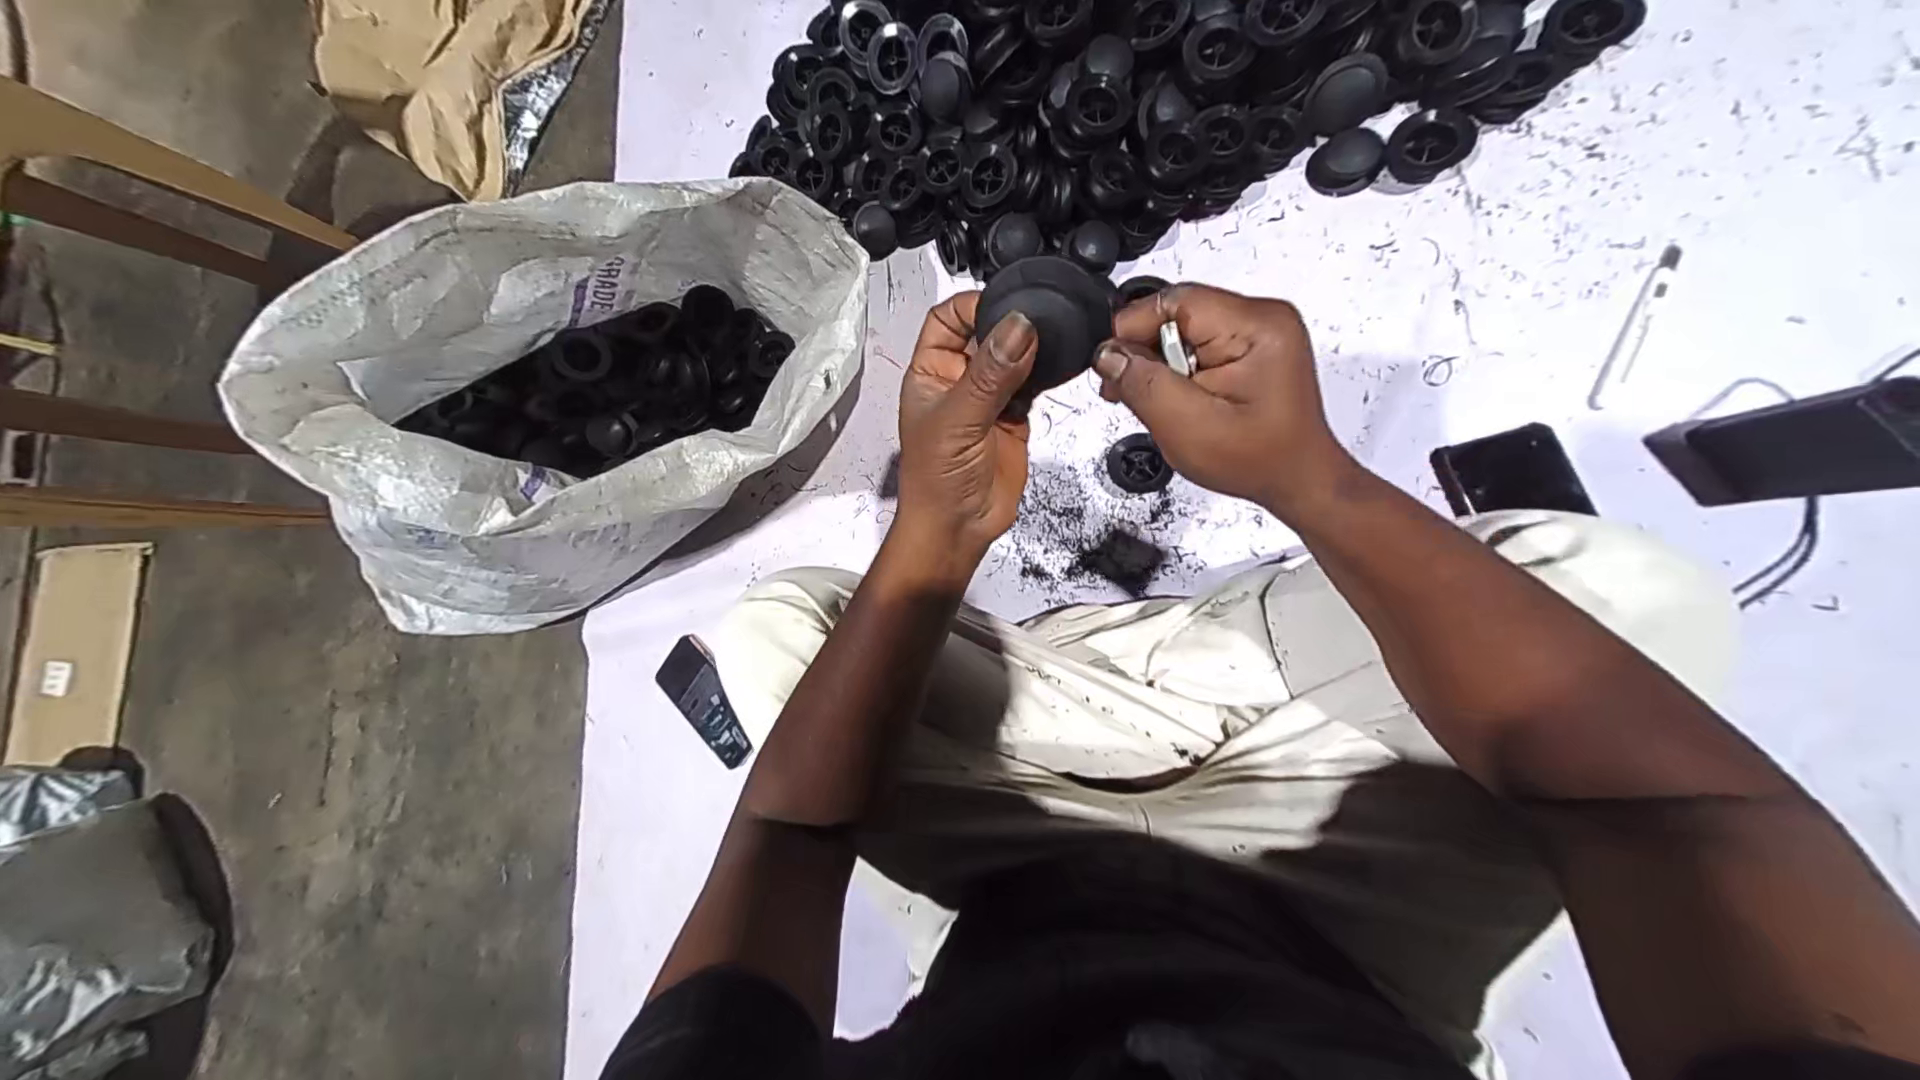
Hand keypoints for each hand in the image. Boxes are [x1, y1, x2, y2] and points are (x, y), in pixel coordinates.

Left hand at [894, 292, 1037, 574]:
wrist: (959, 527)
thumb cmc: (935, 483)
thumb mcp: (959, 421)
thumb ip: (990, 375)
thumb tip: (1016, 329)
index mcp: (930, 372)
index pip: (947, 318)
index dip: (972, 305)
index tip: (1004, 305)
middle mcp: (958, 381)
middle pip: (985, 332)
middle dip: (1008, 325)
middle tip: (1034, 326)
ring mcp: (987, 398)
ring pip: (1013, 356)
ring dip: (1030, 350)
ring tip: (1045, 348)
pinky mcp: (1013, 417)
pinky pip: (1032, 383)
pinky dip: (1044, 375)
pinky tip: (1053, 370)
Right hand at [1094, 284, 1355, 514]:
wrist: (1295, 481)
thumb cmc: (1260, 459)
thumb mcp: (1185, 426)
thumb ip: (1141, 384)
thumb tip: (1107, 355)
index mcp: (1255, 327)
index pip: (1172, 301)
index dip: (1131, 331)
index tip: (1113, 366)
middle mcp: (1261, 319)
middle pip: (1174, 314)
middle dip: (1145, 354)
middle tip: (1135, 392)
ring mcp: (1256, 332)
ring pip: (1181, 332)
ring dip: (1160, 368)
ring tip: (1167, 404)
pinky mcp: (1248, 348)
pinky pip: (1195, 346)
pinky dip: (1177, 374)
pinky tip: (1181, 400)